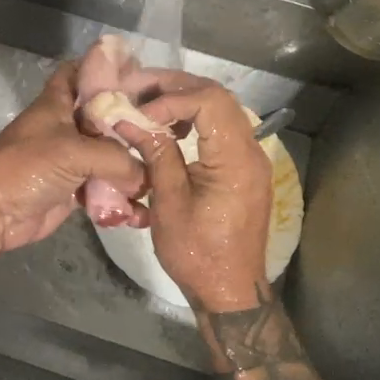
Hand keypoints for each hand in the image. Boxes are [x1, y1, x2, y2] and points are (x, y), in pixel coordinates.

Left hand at [0, 61, 147, 256]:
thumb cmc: (27, 167)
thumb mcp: (74, 151)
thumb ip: (116, 157)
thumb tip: (143, 175)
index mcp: (57, 104)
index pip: (78, 72)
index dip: (103, 68)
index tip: (139, 73)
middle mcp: (65, 127)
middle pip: (104, 118)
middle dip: (132, 124)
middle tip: (169, 130)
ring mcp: (68, 160)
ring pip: (108, 157)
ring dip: (131, 169)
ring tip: (162, 176)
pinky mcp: (71, 190)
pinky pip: (103, 190)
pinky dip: (121, 200)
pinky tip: (142, 211)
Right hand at [116, 78, 275, 312]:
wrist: (229, 291)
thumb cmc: (197, 252)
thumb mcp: (169, 202)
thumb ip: (155, 153)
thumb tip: (129, 118)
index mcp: (236, 160)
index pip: (209, 101)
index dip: (170, 97)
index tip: (139, 112)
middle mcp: (250, 151)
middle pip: (217, 97)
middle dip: (174, 88)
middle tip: (136, 91)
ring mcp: (249, 159)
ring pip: (220, 109)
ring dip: (182, 100)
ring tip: (146, 106)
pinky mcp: (242, 169)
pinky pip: (220, 129)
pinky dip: (192, 119)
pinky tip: (166, 130)